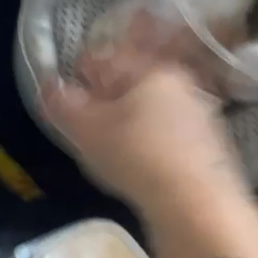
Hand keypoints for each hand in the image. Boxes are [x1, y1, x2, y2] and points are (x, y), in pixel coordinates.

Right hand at [42, 54, 247, 220]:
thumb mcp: (83, 128)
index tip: (68, 92)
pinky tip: (136, 155)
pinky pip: (166, 126)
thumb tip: (48, 84)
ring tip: (109, 140)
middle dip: (107, 93)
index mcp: (151, 70)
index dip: (80, 72)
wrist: (194, 199)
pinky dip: (147, 133)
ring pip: (151, 103)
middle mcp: (181, 82)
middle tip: (87, 116)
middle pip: (132, 80)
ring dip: (128, 115)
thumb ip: (60, 102)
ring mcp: (200, 111)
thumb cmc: (133, 153)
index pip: (105, 57)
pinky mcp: (208, 140)